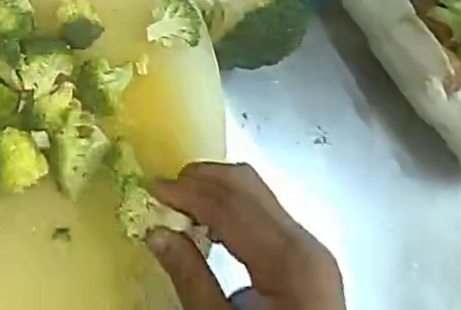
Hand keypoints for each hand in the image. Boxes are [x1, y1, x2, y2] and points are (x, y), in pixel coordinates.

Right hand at [146, 162, 345, 309]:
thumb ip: (191, 280)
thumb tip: (156, 232)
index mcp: (290, 260)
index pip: (229, 205)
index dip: (187, 192)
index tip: (151, 188)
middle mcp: (304, 242)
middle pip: (245, 186)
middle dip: (200, 180)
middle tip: (163, 191)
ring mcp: (309, 248)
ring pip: (255, 193)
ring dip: (214, 190)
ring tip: (179, 205)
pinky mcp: (306, 258)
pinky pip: (264, 214)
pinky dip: (231, 208)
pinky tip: (208, 225)